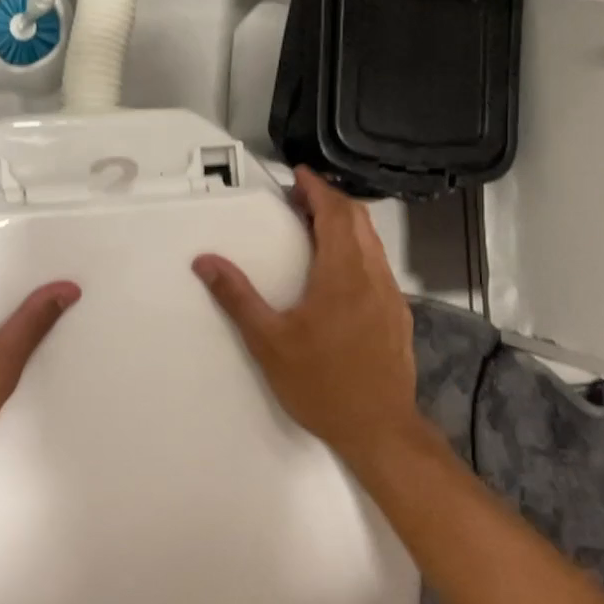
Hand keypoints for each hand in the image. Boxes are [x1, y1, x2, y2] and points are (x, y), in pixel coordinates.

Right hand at [192, 168, 419, 461]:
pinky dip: (357, 250)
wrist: (379, 429)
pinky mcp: (397, 316)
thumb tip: (205, 261)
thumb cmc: (322, 384)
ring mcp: (390, 296)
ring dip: (346, 225)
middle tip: (300, 199)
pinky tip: (339, 273)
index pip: (335, 212)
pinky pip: (378, 266)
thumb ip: (237, 297)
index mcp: (343, 273)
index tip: (299, 174)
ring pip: (372, 243)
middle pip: (358, 220)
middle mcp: (373, 275)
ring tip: (315, 228)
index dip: (318, 188)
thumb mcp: (269, 342)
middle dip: (331, 201)